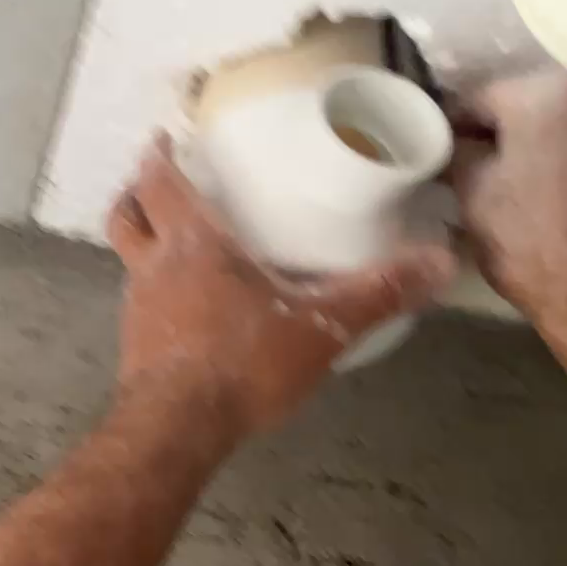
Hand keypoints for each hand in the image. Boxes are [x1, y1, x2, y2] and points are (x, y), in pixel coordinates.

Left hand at [107, 134, 454, 439]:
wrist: (176, 428)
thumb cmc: (241, 364)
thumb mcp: (320, 328)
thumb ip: (377, 293)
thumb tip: (440, 260)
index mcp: (192, 244)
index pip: (159, 183)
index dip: (157, 156)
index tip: (162, 137)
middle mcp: (152, 268)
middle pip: (126, 216)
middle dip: (134, 193)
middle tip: (153, 182)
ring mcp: (136, 308)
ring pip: (129, 260)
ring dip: (144, 244)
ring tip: (177, 244)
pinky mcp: (134, 344)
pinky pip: (140, 302)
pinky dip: (154, 290)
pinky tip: (184, 308)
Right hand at [448, 70, 566, 327]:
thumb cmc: (535, 242)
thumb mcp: (474, 198)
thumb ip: (458, 155)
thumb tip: (455, 142)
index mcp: (547, 88)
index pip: (480, 97)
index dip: (454, 129)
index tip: (442, 155)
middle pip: (538, 95)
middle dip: (510, 126)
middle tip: (487, 165)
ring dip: (555, 131)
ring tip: (536, 173)